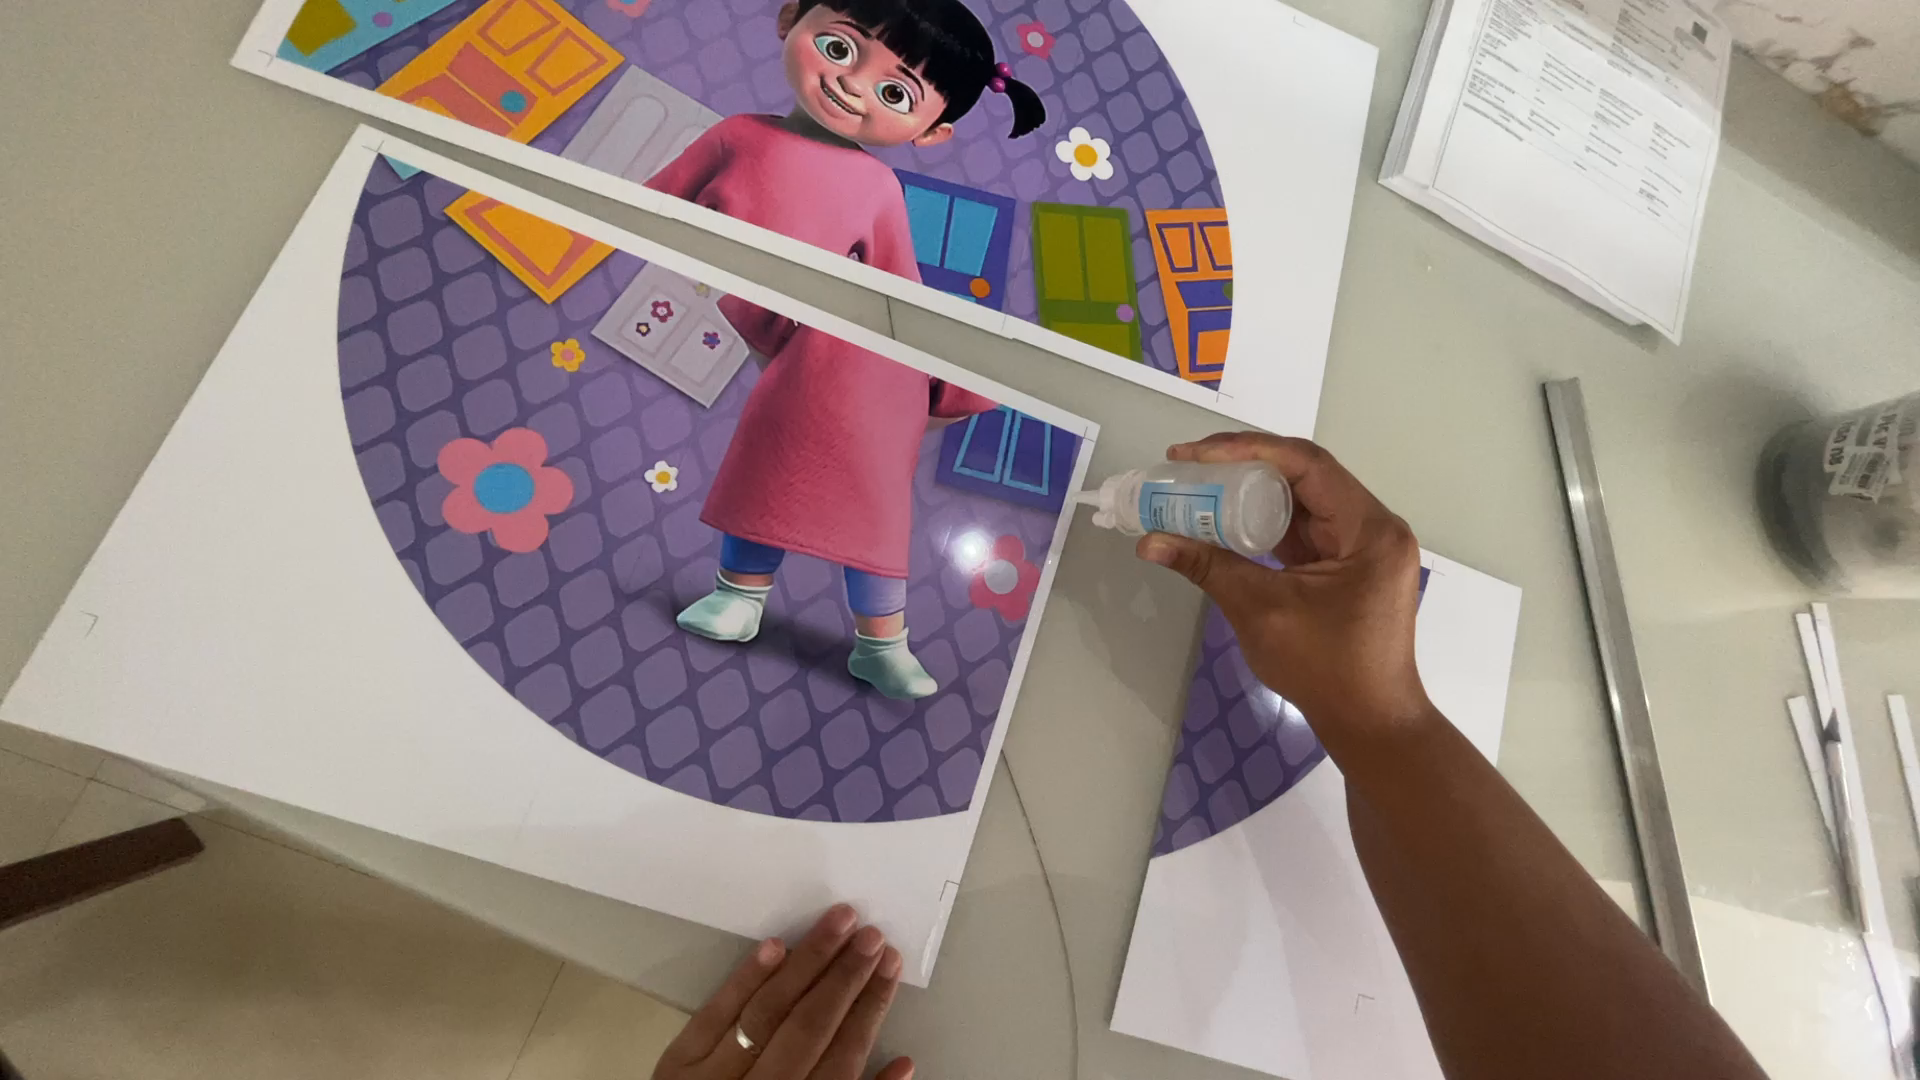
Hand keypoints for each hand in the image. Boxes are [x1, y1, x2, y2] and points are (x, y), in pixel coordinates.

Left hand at [652, 905, 912, 1079]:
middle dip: (846, 977)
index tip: (891, 963)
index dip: (871, 1007)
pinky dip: (746, 979)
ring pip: (769, 1010)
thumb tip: (904, 1064)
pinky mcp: (677, 1064)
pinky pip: (715, 1014)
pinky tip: (774, 946)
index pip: (844, 1057)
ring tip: (838, 921)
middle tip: (872, 934)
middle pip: (809, 1027)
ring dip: (808, 961)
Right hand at [1136, 433, 1431, 752]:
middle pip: (1304, 477)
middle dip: (1243, 465)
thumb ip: (1206, 566)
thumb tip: (1148, 542)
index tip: (1193, 454)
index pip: (1306, 465)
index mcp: (1369, 529)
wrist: (1369, 723)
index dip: (1247, 449)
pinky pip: (1301, 530)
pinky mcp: (1345, 567)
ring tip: (1198, 487)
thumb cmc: (1324, 667)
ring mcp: (1360, 548)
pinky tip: (1224, 521)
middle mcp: (1372, 527)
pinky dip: (1262, 523)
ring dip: (1250, 493)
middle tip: (1188, 464)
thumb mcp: (1259, 609)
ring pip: (1301, 502)